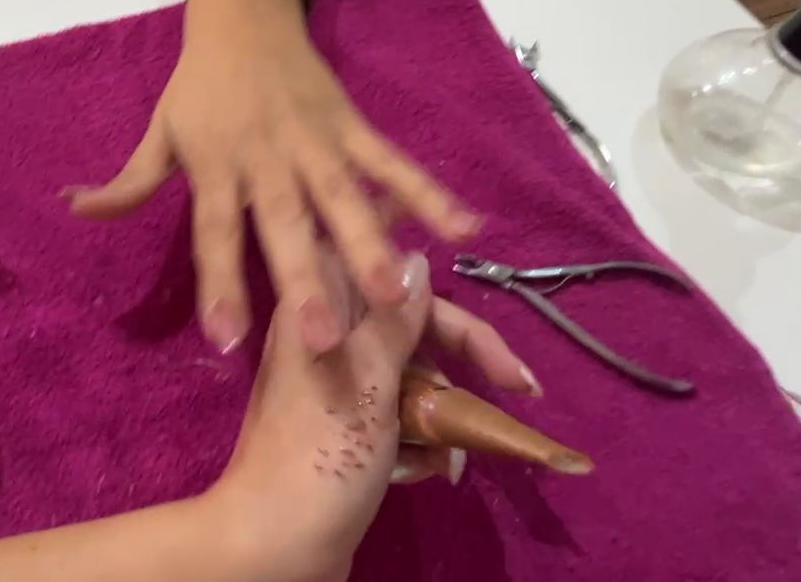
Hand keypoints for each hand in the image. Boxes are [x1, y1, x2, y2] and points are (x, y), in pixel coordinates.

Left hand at [69, 0, 479, 353]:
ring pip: (344, 193)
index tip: (226, 341)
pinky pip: (389, 158)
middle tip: (323, 339)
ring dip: (371, 241)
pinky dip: (425, 188)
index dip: (217, 283)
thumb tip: (73, 208)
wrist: (242, 19)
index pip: (212, 230)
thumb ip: (127, 181)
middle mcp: (265, 158)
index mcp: (215, 165)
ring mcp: (313, 139)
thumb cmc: (198, 87)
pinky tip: (465, 227)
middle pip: (282, 221)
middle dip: (302, 279)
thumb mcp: (158, 132)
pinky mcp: (349, 122)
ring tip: (398, 293)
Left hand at [204, 247, 537, 581]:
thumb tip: (415, 258)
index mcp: (320, 311)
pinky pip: (395, 417)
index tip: (487, 316)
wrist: (277, 542)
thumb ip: (392, 318)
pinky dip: (416, 442)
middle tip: (523, 390)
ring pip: (408, 376)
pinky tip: (424, 473)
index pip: (387, 274)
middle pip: (407, 327)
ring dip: (439, 413)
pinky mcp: (344, 428)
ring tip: (453, 455)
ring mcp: (334, 385)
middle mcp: (326, 338)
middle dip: (462, 358)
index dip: (439, 291)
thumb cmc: (322, 449)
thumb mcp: (368, 377)